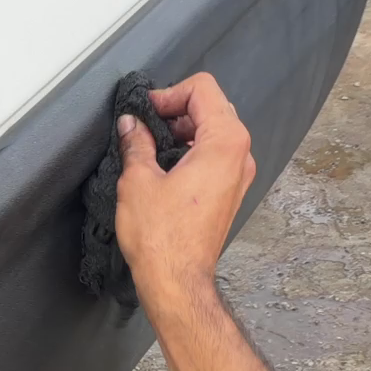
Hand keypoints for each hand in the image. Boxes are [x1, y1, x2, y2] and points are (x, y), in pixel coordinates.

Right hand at [114, 72, 256, 304]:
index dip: (169, 93)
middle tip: (146, 127)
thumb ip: (136, 144)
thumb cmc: (161, 238)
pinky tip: (165, 169)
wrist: (176, 281)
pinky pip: (214, 159)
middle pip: (212, 108)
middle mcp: (240, 155)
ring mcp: (238, 177)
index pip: (203, 89)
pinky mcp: (229, 195)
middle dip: (177, 111)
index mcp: (224, 142)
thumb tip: (130, 125)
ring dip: (183, 133)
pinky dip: (192, 153)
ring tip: (152, 149)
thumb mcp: (137, 181)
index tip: (145, 111)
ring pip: (214, 134)